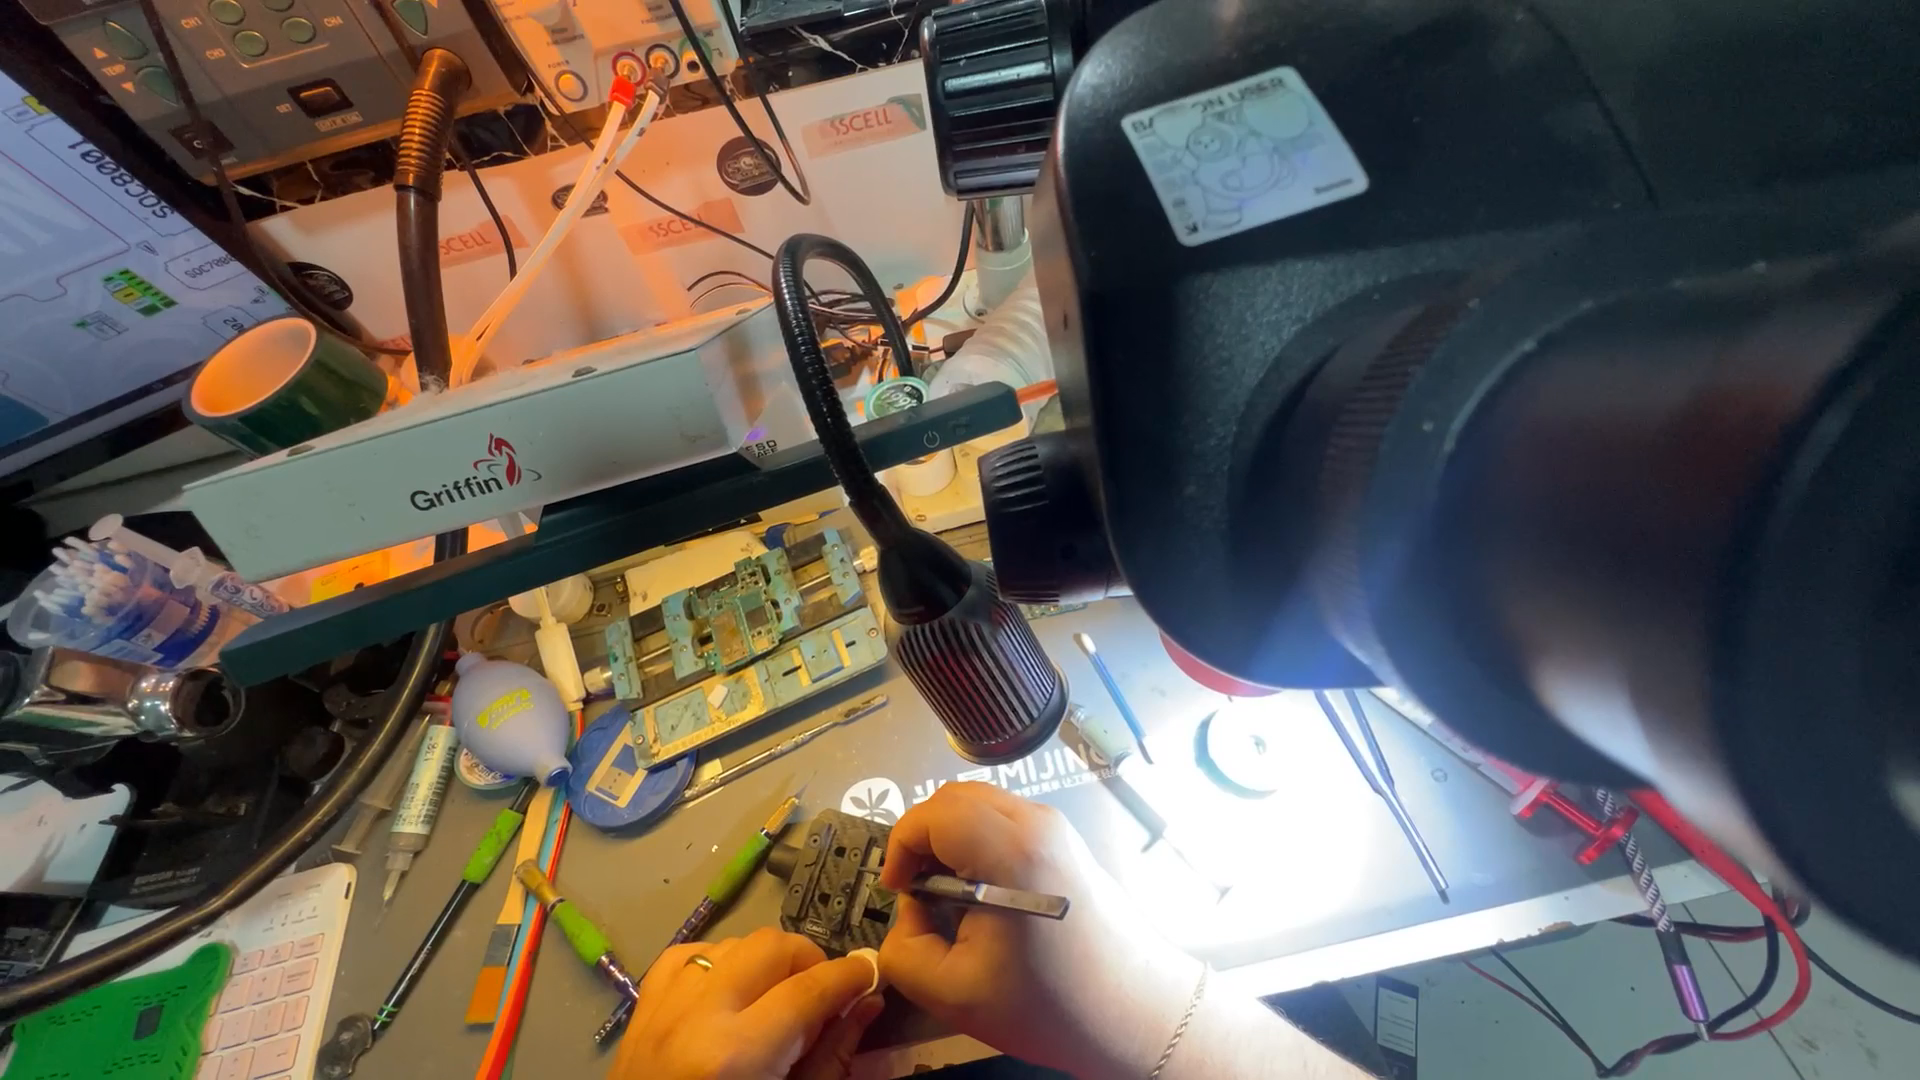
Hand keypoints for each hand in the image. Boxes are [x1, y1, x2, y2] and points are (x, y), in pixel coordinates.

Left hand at [609, 927, 884, 1079]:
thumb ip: (831, 1057)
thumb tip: (866, 1004)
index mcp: (736, 1057)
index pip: (809, 990)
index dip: (848, 976)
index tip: (867, 976)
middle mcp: (699, 1017)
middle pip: (773, 947)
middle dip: (808, 960)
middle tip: (820, 994)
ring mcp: (665, 1007)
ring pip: (736, 942)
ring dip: (765, 963)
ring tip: (774, 999)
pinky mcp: (644, 1007)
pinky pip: (692, 954)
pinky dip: (719, 962)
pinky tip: (729, 990)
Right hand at [877, 783, 1202, 1078]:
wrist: (1138, 1011)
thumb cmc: (1053, 1005)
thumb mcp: (956, 994)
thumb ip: (905, 950)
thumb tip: (908, 913)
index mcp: (1012, 850)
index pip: (933, 813)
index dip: (901, 845)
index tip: (898, 889)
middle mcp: (1035, 821)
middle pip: (953, 797)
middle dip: (922, 837)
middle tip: (916, 890)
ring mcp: (1053, 824)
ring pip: (977, 802)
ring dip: (948, 837)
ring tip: (946, 894)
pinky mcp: (1061, 836)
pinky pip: (1000, 816)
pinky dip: (974, 839)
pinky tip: (979, 890)